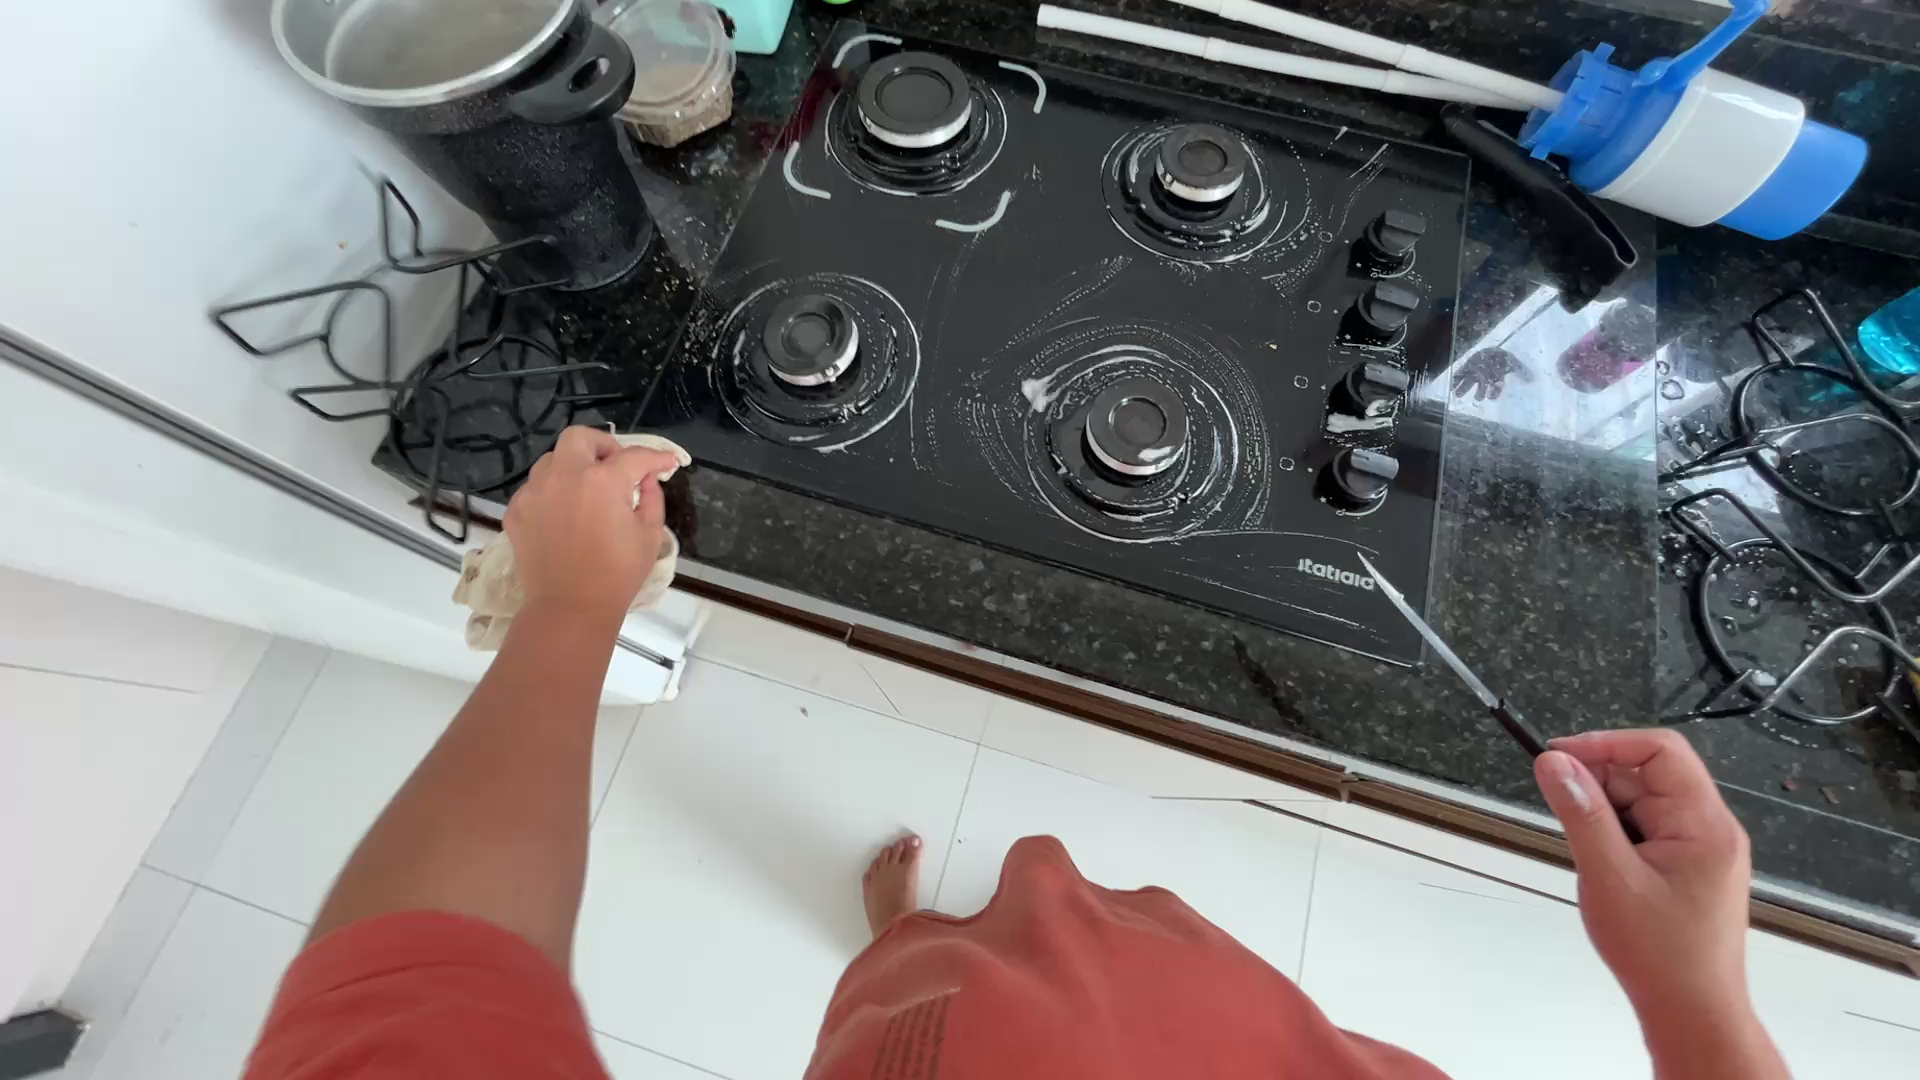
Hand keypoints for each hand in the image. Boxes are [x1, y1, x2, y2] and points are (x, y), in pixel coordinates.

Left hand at [503, 427, 677, 622]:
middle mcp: (564, 476)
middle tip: (618, 465)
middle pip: (581, 437)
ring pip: (553, 459)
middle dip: (605, 445)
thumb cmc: (619, 573)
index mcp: (603, 481)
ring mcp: (535, 491)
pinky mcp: (517, 510)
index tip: (667, 462)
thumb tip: (648, 479)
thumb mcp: (650, 534)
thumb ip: (653, 497)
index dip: (656, 457)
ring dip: (576, 465)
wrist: (571, 607)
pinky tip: (568, 513)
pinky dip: (555, 490)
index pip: (635, 456)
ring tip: (590, 489)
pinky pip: (537, 486)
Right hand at [1534, 729, 1752, 1020]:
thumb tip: (1551, 760)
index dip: (1606, 742)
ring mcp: (1695, 843)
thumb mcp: (1608, 874)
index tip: (1556, 756)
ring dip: (1599, 807)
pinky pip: (1637, 820)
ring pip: (1635, 796)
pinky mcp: (1680, 859)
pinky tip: (1598, 856)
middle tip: (1562, 809)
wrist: (1688, 1007)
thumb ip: (1580, 812)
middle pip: (1643, 771)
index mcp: (1703, 825)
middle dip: (1595, 780)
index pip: (1661, 751)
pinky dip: (1607, 827)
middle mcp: (1706, 827)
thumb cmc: (1655, 947)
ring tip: (1587, 848)